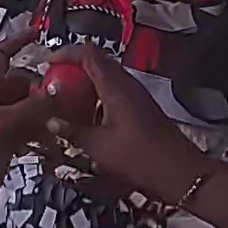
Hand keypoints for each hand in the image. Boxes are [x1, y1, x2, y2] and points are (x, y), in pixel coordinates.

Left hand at [0, 30, 62, 195]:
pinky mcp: (8, 141)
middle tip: (64, 97)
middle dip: (43, 88)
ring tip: (64, 121)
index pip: (3, 55)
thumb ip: (35, 106)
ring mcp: (2, 121)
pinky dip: (42, 131)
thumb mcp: (6, 123)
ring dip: (46, 112)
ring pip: (30, 107)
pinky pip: (30, 128)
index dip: (18, 41)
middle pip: (24, 83)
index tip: (37, 33)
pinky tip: (54, 141)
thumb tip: (59, 92)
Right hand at [42, 46, 212, 203]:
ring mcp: (135, 95)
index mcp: (115, 86)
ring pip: (104, 78)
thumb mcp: (98, 146)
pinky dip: (95, 97)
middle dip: (71, 69)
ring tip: (64, 100)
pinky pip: (113, 91)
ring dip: (83, 84)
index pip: (88, 53)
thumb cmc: (139, 157)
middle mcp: (126, 84)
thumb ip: (71, 130)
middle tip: (52, 83)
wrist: (179, 173)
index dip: (65, 53)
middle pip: (96, 63)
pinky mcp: (139, 107)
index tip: (47, 64)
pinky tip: (85, 117)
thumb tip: (50, 121)